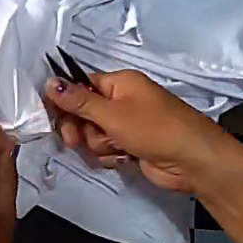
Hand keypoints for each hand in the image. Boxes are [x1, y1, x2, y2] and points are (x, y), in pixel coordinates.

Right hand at [44, 70, 238, 193]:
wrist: (193, 161)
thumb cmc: (155, 129)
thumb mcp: (113, 114)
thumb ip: (78, 101)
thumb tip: (50, 82)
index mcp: (120, 83)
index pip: (80, 85)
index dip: (63, 101)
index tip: (51, 117)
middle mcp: (121, 100)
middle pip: (82, 112)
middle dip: (78, 128)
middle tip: (74, 141)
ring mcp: (125, 124)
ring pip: (91, 134)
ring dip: (98, 144)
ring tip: (116, 147)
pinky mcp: (129, 145)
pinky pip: (104, 148)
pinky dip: (109, 155)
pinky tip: (123, 157)